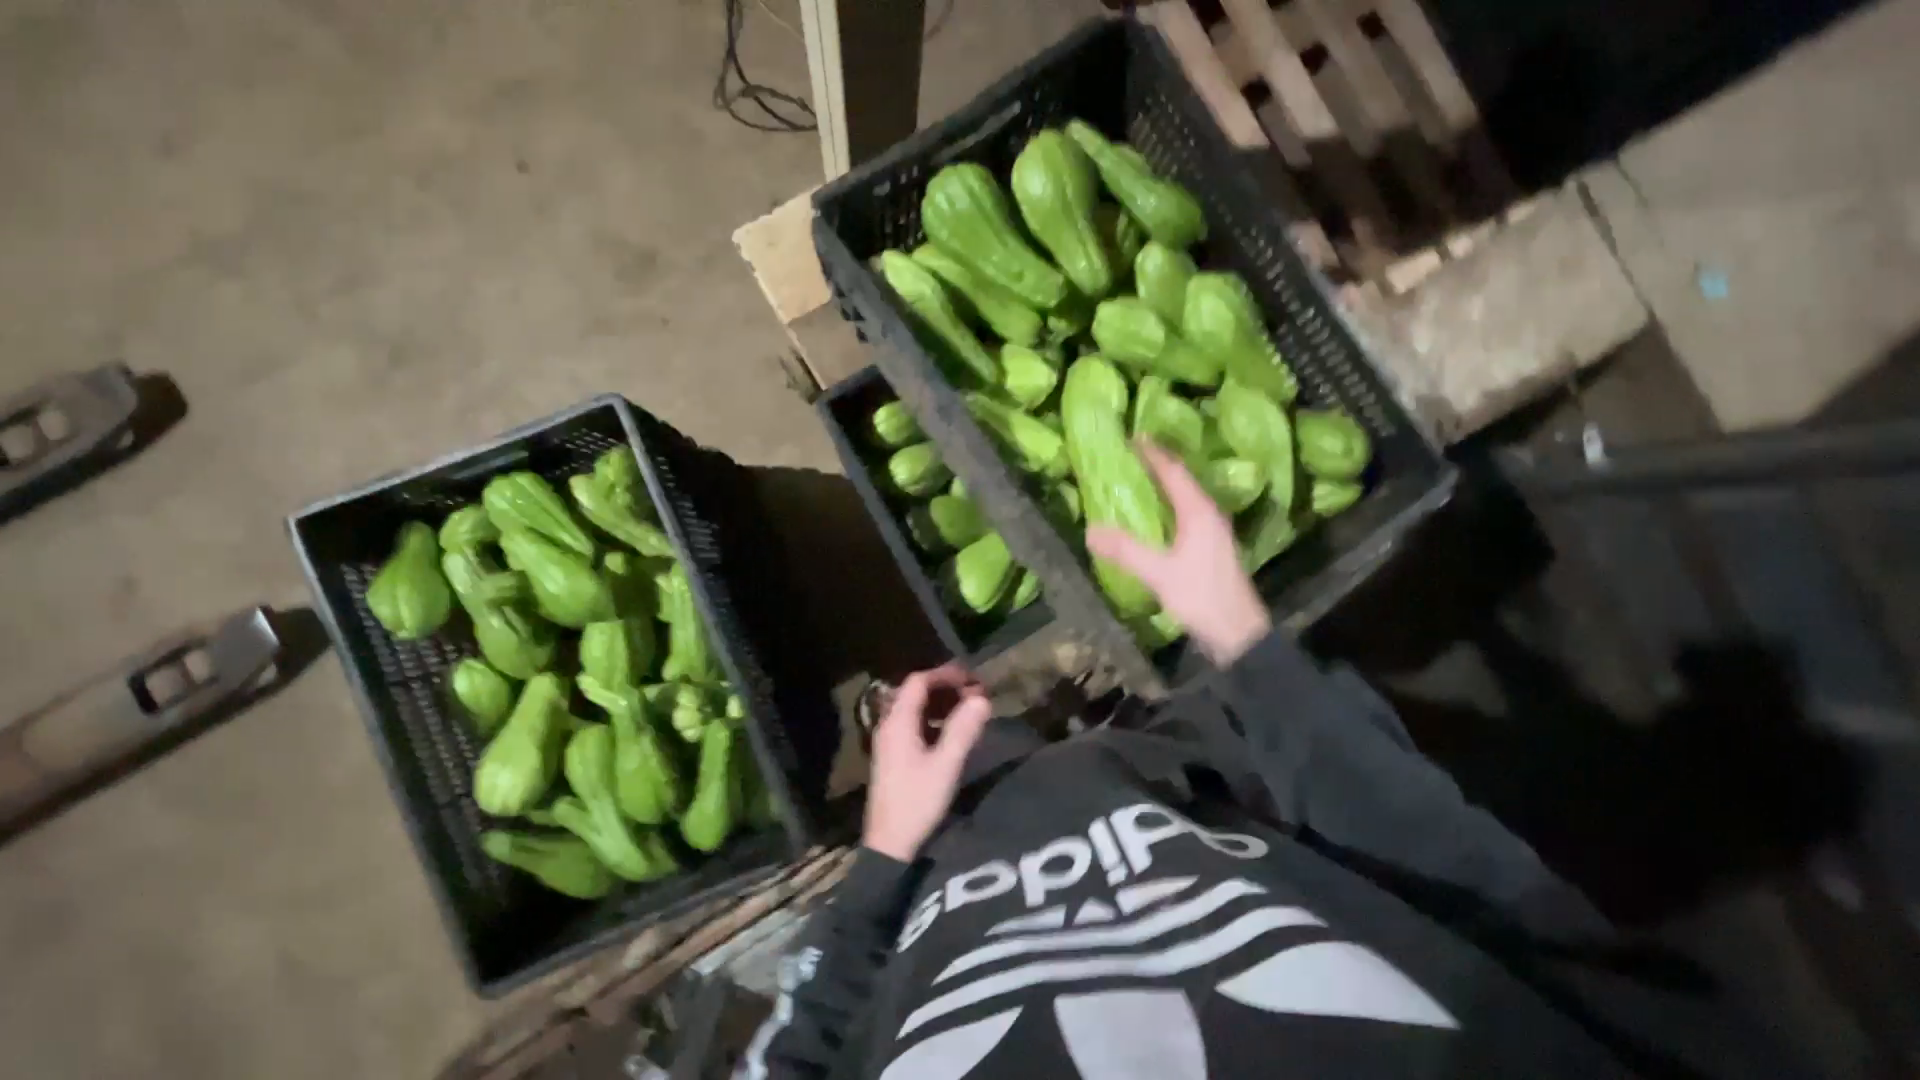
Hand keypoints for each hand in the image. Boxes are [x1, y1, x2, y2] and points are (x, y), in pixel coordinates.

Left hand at [862, 665, 992, 861]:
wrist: (889, 843)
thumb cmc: (917, 801)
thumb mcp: (945, 765)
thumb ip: (963, 730)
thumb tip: (982, 699)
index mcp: (898, 723)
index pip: (918, 682)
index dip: (945, 674)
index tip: (972, 677)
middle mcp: (889, 726)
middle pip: (915, 693)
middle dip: (945, 687)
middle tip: (974, 692)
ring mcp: (889, 742)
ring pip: (914, 709)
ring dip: (940, 703)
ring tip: (968, 708)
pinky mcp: (894, 756)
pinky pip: (914, 725)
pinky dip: (934, 719)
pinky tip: (952, 731)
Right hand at [1087, 440, 1271, 665]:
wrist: (1238, 634)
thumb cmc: (1202, 597)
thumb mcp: (1160, 573)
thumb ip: (1126, 550)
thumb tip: (1090, 529)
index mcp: (1199, 512)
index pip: (1173, 472)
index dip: (1153, 453)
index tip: (1133, 436)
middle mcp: (1209, 515)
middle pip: (1181, 480)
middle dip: (1157, 465)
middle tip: (1130, 454)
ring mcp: (1212, 532)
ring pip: (1185, 498)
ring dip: (1163, 485)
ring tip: (1138, 478)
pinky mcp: (1209, 549)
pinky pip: (1185, 515)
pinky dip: (1167, 506)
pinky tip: (1153, 516)